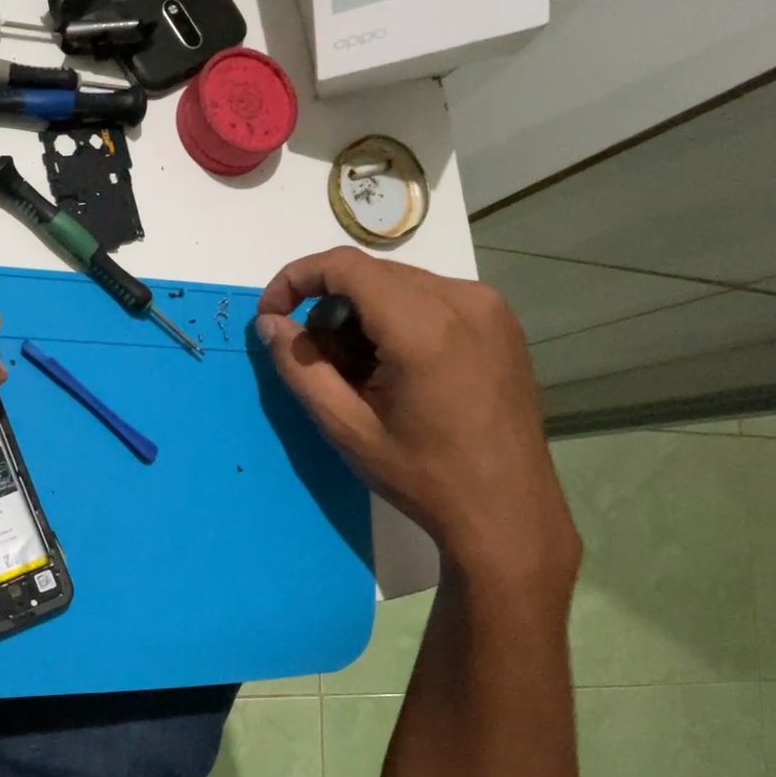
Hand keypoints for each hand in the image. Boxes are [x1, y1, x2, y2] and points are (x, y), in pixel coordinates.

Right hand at [253, 248, 576, 577]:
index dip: (296, 279)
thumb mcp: (347, 428)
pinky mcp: (500, 323)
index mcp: (423, 326)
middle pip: (372, 274)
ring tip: (357, 375)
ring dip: (361, 316)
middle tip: (317, 364)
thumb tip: (269, 324)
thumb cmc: (422, 475)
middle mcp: (463, 300)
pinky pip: (431, 299)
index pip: (345, 266)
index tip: (272, 315)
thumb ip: (301, 369)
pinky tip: (393, 371)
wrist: (506, 509)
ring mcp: (489, 308)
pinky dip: (395, 321)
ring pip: (400, 286)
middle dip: (328, 307)